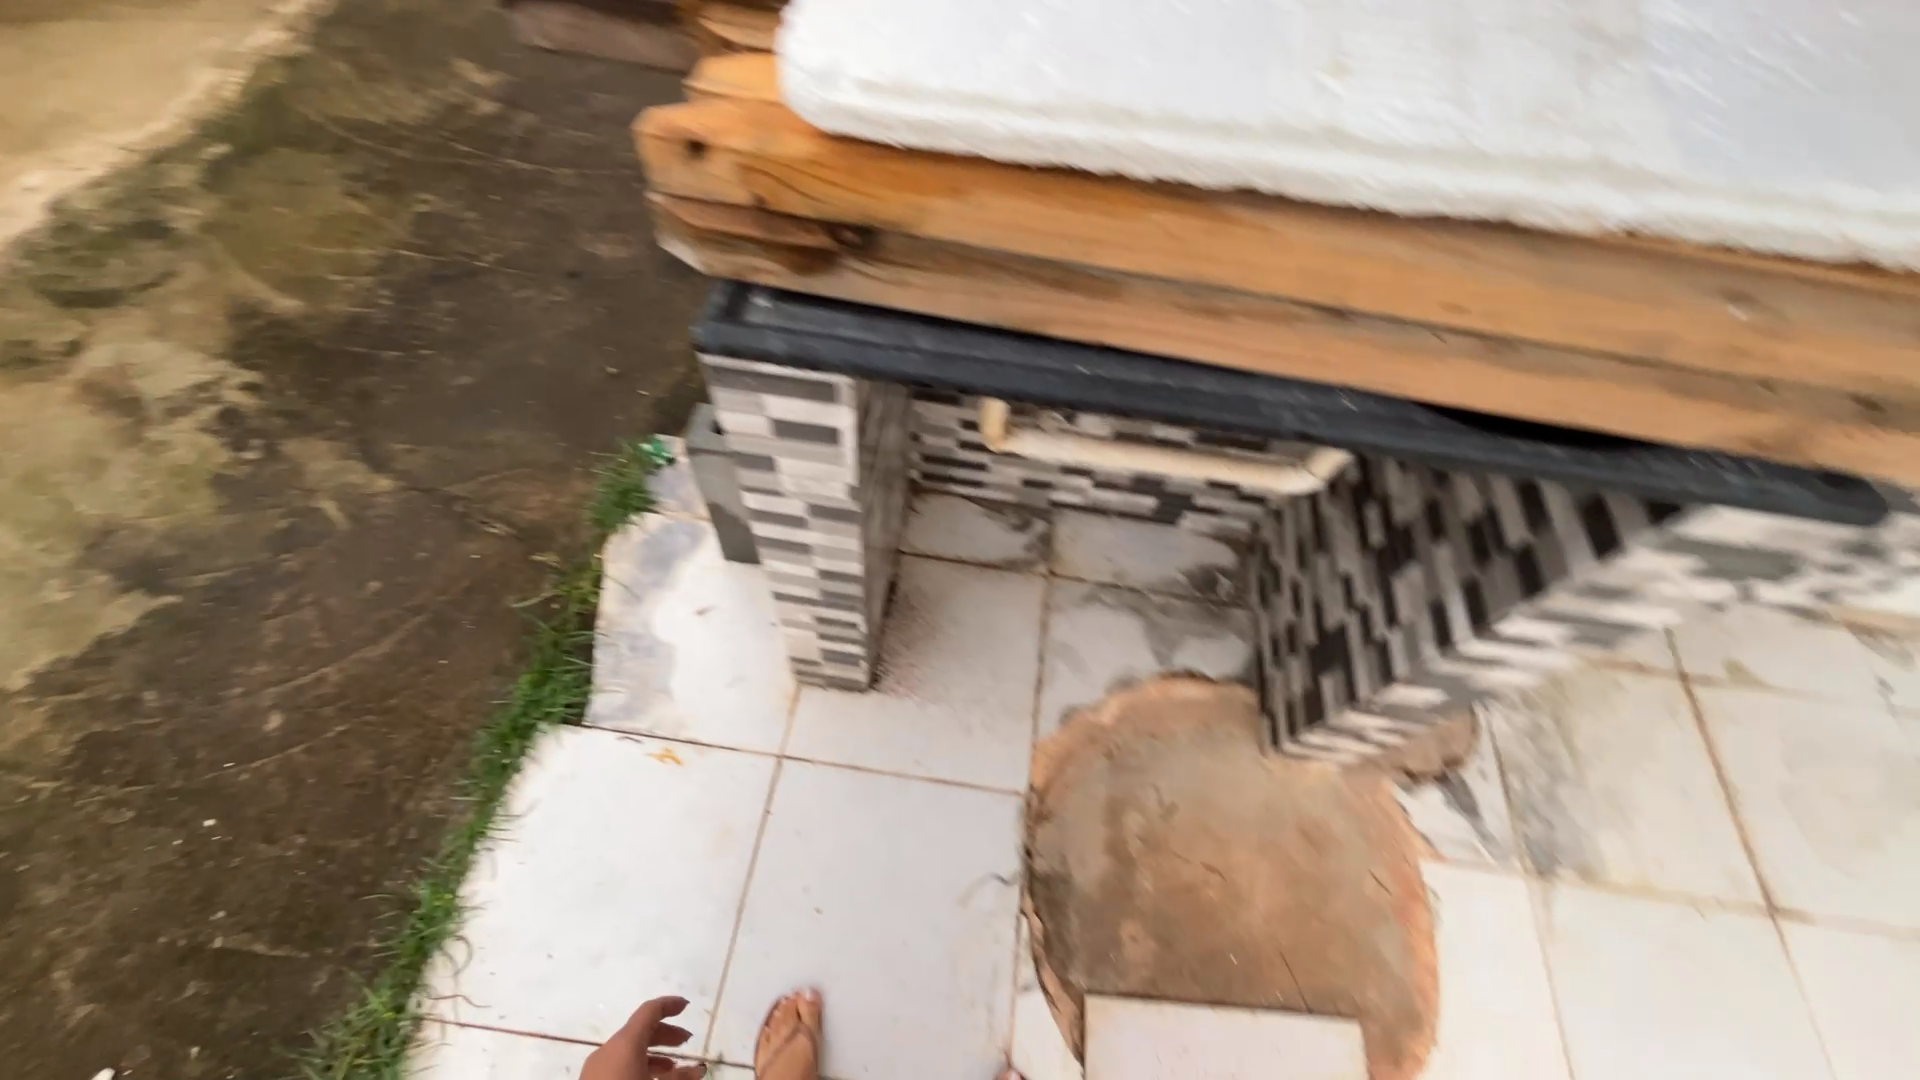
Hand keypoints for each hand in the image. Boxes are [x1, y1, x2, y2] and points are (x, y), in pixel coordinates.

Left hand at [580, 996, 705, 1079]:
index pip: (649, 1011)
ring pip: (629, 1051)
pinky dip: (638, 1066)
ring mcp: (595, 1069)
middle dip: (666, 1034)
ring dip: (654, 1054)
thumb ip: (680, 1077)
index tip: (686, 1007)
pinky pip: (618, 1066)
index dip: (670, 1005)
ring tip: (673, 1068)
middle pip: (640, 1030)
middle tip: (686, 1042)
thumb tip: (699, 1069)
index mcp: (624, 1043)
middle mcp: (608, 1050)